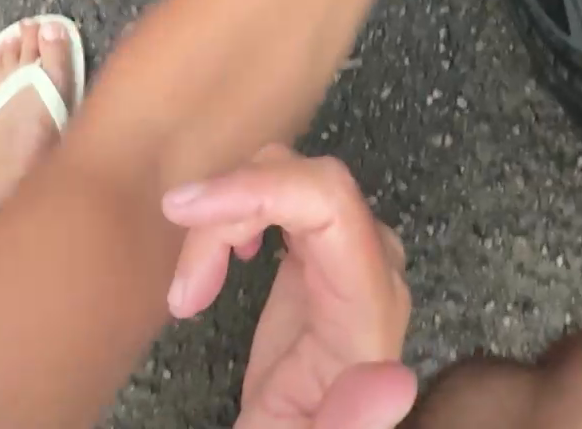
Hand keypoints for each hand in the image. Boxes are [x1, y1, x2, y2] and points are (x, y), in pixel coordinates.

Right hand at [164, 147, 415, 428]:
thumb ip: (350, 422)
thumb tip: (397, 382)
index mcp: (371, 307)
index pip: (330, 203)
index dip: (257, 189)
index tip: (184, 210)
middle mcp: (374, 261)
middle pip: (303, 180)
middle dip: (228, 210)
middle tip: (185, 290)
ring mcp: (353, 245)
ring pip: (289, 177)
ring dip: (226, 217)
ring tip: (193, 292)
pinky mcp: (329, 242)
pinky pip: (285, 193)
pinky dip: (241, 211)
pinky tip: (231, 256)